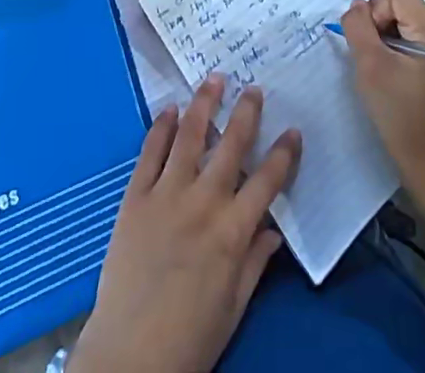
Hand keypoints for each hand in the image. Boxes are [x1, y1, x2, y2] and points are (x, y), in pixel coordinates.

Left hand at [69, 75, 300, 372]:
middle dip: (246, 114)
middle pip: (231, 147)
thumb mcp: (235, 305)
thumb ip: (256, 261)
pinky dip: (160, 129)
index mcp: (233, 231)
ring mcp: (165, 196)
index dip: (284, 154)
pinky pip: (149, 154)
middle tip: (254, 87)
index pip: (267, 181)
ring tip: (213, 79)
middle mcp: (202, 203)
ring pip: (189, 139)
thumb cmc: (191, 336)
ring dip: (204, 106)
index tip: (293, 130)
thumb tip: (273, 231)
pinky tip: (169, 109)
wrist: (130, 353)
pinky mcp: (134, 198)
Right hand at [340, 0, 424, 174]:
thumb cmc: (394, 106)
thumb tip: (356, 5)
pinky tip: (389, 62)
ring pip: (398, 12)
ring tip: (383, 60)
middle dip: (378, 20)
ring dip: (382, 30)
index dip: (375, 11)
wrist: (419, 145)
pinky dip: (391, 38)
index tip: (375, 41)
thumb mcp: (368, 62)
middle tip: (376, 52)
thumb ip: (357, 25)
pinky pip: (405, 26)